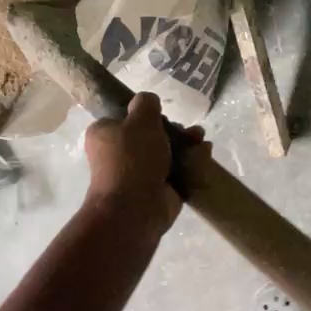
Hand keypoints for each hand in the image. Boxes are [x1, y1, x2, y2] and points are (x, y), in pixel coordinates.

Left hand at [83, 93, 204, 231]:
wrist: (136, 209)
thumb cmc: (133, 158)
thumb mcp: (140, 119)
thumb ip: (146, 103)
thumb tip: (148, 102)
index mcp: (105, 135)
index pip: (125, 117)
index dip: (147, 114)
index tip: (162, 114)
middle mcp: (118, 153)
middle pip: (151, 133)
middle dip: (174, 130)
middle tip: (188, 131)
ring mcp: (138, 173)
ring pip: (167, 151)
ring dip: (186, 143)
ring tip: (201, 140)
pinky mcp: (157, 189)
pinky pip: (176, 170)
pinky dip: (191, 162)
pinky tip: (205, 154)